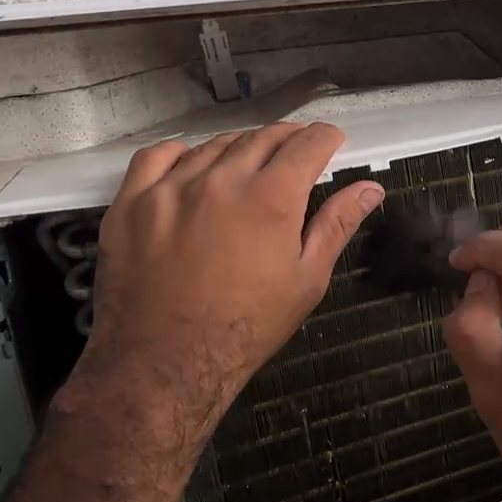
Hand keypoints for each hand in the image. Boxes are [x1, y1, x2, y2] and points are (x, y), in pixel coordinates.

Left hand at [67, 122, 382, 432]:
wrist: (163, 365)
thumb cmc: (247, 326)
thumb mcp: (307, 279)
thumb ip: (337, 225)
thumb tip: (371, 188)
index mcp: (271, 198)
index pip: (307, 143)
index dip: (327, 137)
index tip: (333, 143)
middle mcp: (222, 180)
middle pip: (264, 137)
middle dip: (290, 138)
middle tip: (299, 152)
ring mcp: (171, 188)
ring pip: (216, 145)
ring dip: (243, 146)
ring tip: (251, 165)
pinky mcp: (131, 203)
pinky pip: (157, 156)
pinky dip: (182, 153)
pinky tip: (193, 167)